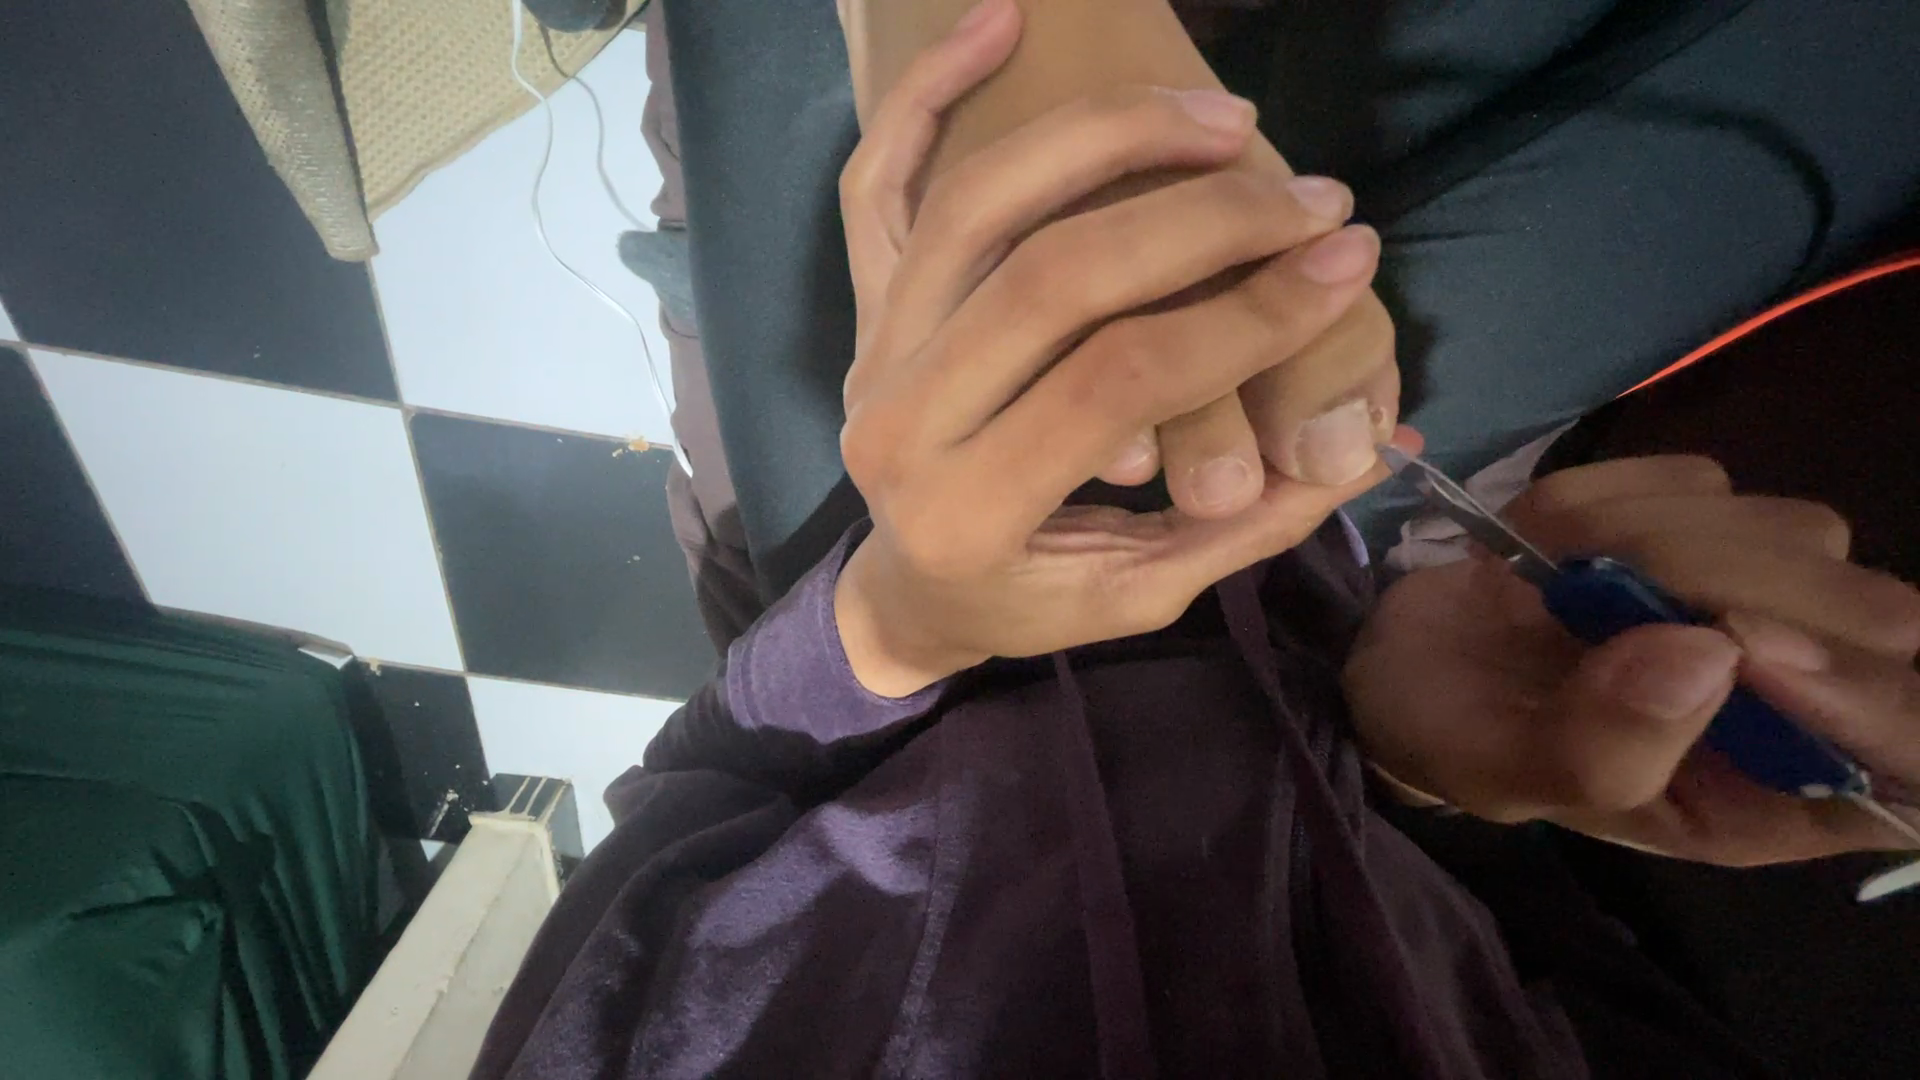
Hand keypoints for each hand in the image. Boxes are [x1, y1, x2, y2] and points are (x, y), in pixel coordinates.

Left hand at [832, 4, 1415, 694]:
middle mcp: (901, 424)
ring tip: (1224, 122)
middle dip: (1198, 226)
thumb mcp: (1129, 599)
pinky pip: (876, 186)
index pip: (1114, 384)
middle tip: (1311, 200)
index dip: (1242, 319)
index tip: (1343, 266)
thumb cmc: (1017, 606)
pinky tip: (1001, 21)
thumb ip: (1233, 530)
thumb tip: (1351, 442)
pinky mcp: (863, 317)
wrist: (907, 593)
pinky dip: (925, 95)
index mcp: (968, 514)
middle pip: (1052, 280)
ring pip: (975, 208)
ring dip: (1104, 139)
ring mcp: (871, 358)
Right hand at [1343, 456, 1919, 864]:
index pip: (1913, 750)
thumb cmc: (1447, 738)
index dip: (1860, 694)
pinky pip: (1690, 479)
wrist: (1388, 665)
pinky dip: (1600, 494)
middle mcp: (1781, 694)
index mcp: (1762, 788)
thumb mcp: (1502, 773)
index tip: (1731, 641)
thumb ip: (1605, 747)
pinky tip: (1535, 535)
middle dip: (1726, 587)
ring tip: (1539, 570)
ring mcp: (1737, 596)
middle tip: (1588, 590)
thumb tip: (1707, 654)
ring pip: (1788, 532)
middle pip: (1871, 616)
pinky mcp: (1676, 524)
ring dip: (1643, 534)